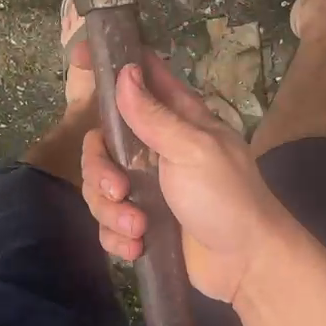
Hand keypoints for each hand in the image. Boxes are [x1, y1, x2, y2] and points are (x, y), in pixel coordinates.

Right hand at [80, 57, 304, 302]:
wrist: (246, 265)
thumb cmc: (228, 199)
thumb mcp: (193, 150)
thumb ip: (154, 115)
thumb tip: (124, 72)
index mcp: (175, 120)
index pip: (139, 77)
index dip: (109, 65)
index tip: (79, 59)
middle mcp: (155, 149)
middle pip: (100, 144)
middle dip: (100, 172)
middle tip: (120, 191)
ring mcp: (146, 188)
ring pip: (99, 187)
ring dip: (111, 212)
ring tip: (139, 228)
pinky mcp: (140, 223)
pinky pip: (107, 223)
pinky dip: (117, 237)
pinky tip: (137, 248)